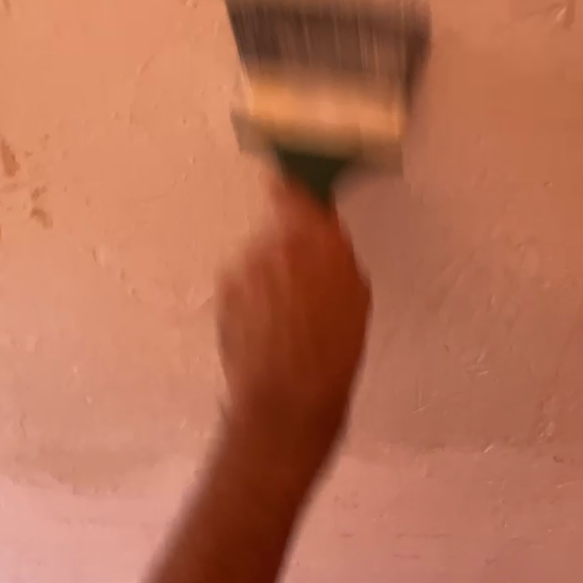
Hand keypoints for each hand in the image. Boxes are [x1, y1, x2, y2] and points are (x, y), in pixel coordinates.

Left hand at [217, 179, 370, 446]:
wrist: (287, 400)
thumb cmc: (333, 356)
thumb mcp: (357, 297)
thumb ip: (337, 255)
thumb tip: (327, 237)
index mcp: (315, 240)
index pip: (295, 188)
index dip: (297, 185)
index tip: (301, 182)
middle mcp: (273, 245)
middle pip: (279, 226)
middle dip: (292, 244)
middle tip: (310, 279)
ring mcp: (243, 268)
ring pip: (261, 256)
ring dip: (273, 273)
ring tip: (291, 314)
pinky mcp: (225, 292)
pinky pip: (245, 281)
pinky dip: (256, 295)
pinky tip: (271, 325)